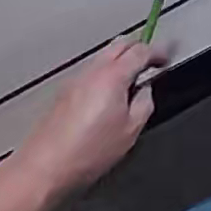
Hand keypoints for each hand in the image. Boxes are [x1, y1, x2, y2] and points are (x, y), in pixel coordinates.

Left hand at [9, 37, 166, 195]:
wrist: (44, 167)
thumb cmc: (89, 152)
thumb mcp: (130, 132)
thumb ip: (144, 103)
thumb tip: (144, 91)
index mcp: (114, 75)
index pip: (141, 50)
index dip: (157, 51)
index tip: (166, 56)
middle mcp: (95, 68)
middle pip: (121, 44)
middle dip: (138, 48)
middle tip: (150, 63)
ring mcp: (77, 77)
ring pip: (105, 55)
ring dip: (121, 59)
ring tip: (130, 82)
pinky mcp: (66, 90)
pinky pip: (92, 70)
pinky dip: (105, 72)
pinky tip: (107, 95)